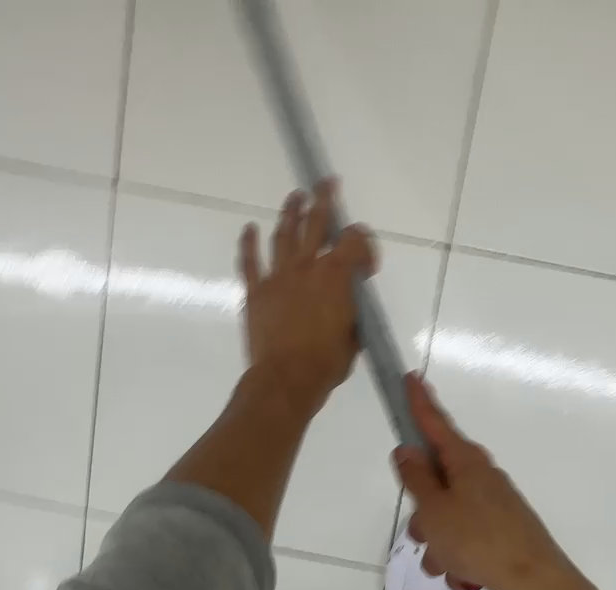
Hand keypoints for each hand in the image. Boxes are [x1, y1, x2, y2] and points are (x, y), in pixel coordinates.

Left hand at [237, 179, 376, 412]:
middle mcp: (307, 266)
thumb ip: (354, 314)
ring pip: (284, 234)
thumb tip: (350, 307)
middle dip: (324, 198)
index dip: (365, 246)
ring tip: (295, 198)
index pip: (355, 241)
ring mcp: (278, 275)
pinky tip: (249, 229)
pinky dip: (249, 243)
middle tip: (326, 183)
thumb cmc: (326, 364)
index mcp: (336, 276)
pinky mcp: (256, 290)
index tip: (367, 265)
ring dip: (290, 212)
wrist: (285, 380)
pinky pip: (250, 261)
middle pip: (316, 221)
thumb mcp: (355, 338)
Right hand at [391, 374, 579, 589]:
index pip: (435, 423)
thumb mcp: (434, 509)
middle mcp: (481, 475)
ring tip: (445, 565)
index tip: (411, 377)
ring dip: (439, 543)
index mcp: (464, 461)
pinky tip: (465, 576)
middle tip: (421, 534)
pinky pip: (467, 538)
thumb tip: (407, 449)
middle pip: (437, 481)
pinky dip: (459, 556)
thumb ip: (416, 479)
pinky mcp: (502, 528)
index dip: (419, 402)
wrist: (532, 577)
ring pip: (448, 516)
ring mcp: (493, 503)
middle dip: (423, 511)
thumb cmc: (476, 539)